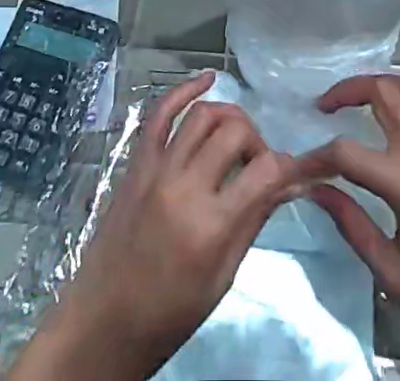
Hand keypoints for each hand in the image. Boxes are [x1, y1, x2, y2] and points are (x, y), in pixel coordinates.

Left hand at [9, 72, 302, 380]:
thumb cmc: (169, 312)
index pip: (266, 171)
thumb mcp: (224, 275)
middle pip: (235, 131)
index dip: (289, 166)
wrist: (104, 319)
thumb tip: (291, 184)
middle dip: (258, 141)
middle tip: (257, 165)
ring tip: (237, 139)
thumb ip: (255, 219)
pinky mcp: (136, 163)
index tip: (294, 172)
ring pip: (202, 115)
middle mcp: (183, 186)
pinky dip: (183, 89)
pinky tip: (207, 79)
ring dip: (229, 117)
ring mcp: (155, 169)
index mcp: (211, 225)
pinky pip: (159, 113)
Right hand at [300, 75, 399, 380]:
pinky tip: (389, 121)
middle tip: (322, 109)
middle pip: (384, 92)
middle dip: (346, 91)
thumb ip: (350, 223)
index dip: (314, 159)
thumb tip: (315, 190)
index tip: (294, 173)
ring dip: (378, 85)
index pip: (347, 152)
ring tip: (352, 104)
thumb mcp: (392, 273)